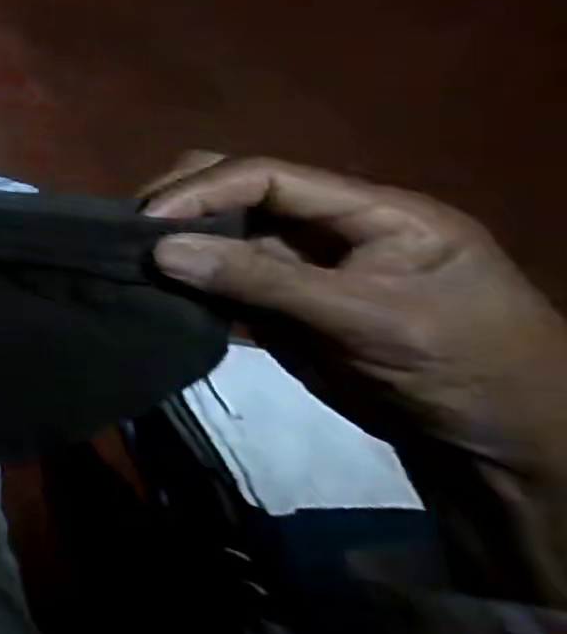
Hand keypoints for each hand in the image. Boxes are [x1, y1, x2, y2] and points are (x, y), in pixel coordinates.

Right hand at [143, 154, 566, 603]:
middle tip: (131, 232)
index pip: (266, 176)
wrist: (501, 457)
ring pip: (215, 230)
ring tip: (135, 260)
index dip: (202, 189)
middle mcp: (327, 225)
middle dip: (179, 203)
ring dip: (175, 242)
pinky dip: (184, 279)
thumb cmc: (467, 373)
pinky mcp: (275, 297)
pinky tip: (159, 290)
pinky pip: (215, 274)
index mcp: (372, 212)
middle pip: (233, 187)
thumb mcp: (371, 321)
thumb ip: (263, 280)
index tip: (149, 219)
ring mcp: (299, 261)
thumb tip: (159, 250)